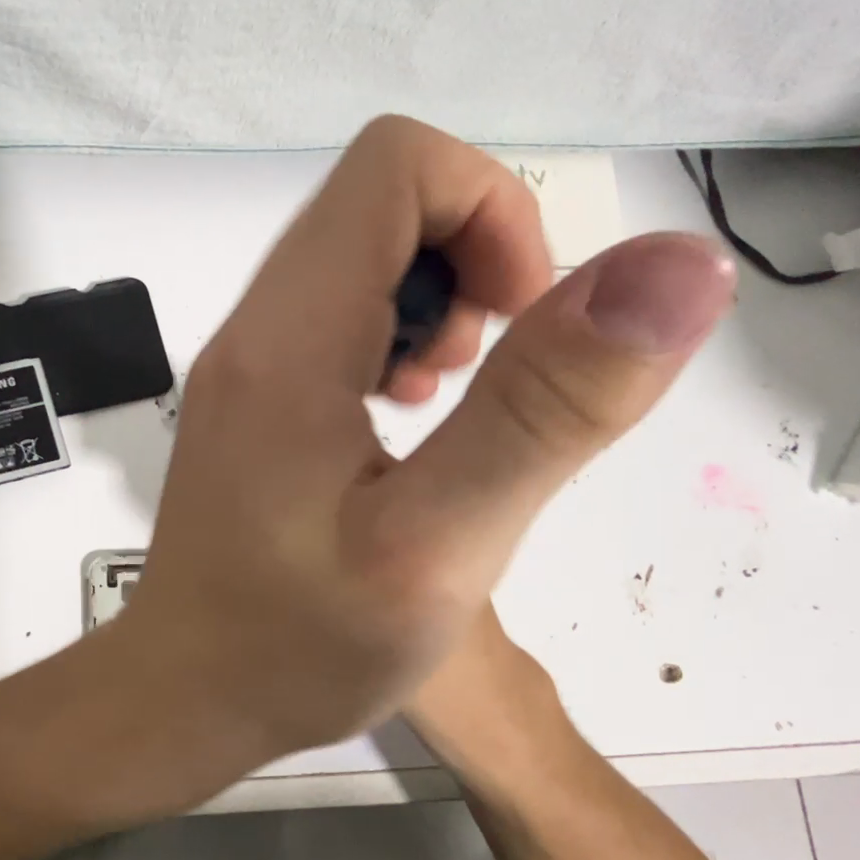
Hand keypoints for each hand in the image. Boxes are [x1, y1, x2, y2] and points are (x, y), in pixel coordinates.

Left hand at [119, 115, 735, 759]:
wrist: (186, 693)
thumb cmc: (296, 644)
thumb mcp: (438, 545)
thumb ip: (546, 408)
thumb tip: (674, 264)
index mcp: (287, 341)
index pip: (394, 166)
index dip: (491, 213)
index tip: (519, 327)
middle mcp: (252, 332)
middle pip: (380, 207)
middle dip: (472, 269)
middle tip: (483, 387)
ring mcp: (244, 368)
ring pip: (361, 266)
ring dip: (438, 316)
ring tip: (445, 418)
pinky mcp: (251, 405)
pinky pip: (335, 325)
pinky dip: (395, 351)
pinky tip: (402, 435)